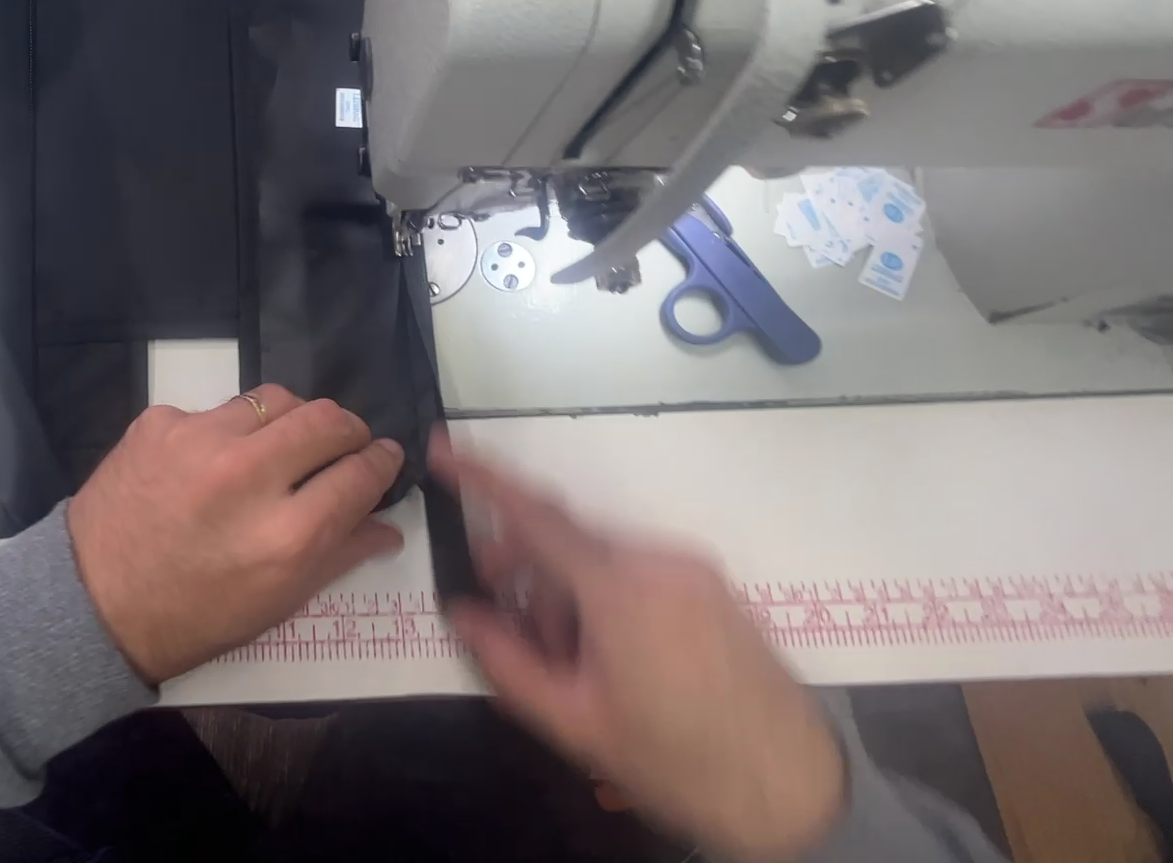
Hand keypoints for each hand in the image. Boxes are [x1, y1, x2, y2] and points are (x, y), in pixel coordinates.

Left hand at [68, 386, 405, 683]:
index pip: (360, 476)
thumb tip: (387, 525)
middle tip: (344, 443)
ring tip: (282, 445)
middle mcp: (246, 478)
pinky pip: (216, 411)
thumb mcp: (276, 603)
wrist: (92, 602)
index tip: (385, 456)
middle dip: (349, 429)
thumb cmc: (193, 616)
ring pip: (276, 399)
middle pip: (326, 420)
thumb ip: (339, 555)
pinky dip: (226, 432)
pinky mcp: (159, 421)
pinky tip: (210, 461)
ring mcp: (198, 440)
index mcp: (284, 537)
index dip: (382, 461)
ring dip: (291, 420)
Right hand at [435, 440, 845, 862]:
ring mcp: (690, 567)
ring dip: (561, 588)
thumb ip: (506, 660)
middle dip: (520, 565)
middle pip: (561, 537)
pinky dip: (598, 591)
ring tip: (565, 654)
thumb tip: (460, 612)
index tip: (441, 447)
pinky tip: (602, 647)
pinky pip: (631, 565)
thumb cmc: (679, 764)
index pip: (534, 514)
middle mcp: (657, 560)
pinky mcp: (708, 582)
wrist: (802, 798)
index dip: (480, 475)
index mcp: (620, 588)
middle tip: (503, 613)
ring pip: (595, 554)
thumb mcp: (575, 722)